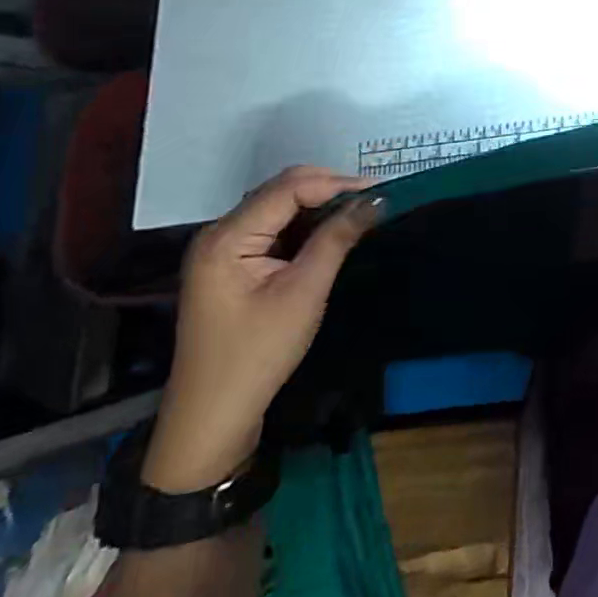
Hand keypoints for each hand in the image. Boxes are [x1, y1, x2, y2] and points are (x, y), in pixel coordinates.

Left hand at [142, 166, 380, 492]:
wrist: (214, 412)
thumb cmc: (259, 352)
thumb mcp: (305, 291)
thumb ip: (337, 238)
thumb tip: (377, 199)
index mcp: (226, 238)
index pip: (288, 189)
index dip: (337, 184)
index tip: (383, 190)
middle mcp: (218, 233)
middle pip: (279, 190)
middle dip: (329, 188)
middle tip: (375, 200)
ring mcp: (222, 249)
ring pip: (278, 206)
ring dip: (320, 204)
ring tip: (361, 211)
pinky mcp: (232, 264)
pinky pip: (273, 227)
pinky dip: (306, 222)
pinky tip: (332, 231)